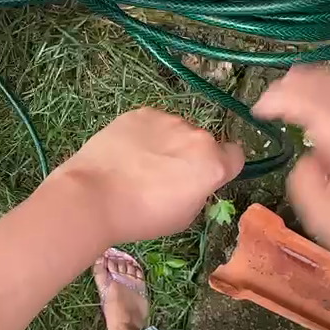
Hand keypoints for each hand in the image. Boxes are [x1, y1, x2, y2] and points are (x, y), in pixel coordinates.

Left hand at [45, 108, 243, 245]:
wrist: (93, 196)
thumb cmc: (141, 217)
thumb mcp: (184, 217)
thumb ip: (199, 192)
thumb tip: (194, 180)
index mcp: (213, 164)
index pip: (236, 156)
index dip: (223, 167)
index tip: (204, 179)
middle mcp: (196, 136)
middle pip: (203, 143)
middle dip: (190, 156)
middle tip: (164, 177)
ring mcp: (167, 119)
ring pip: (176, 131)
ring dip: (167, 143)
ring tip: (139, 166)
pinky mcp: (141, 112)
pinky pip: (152, 123)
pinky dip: (144, 135)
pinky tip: (125, 154)